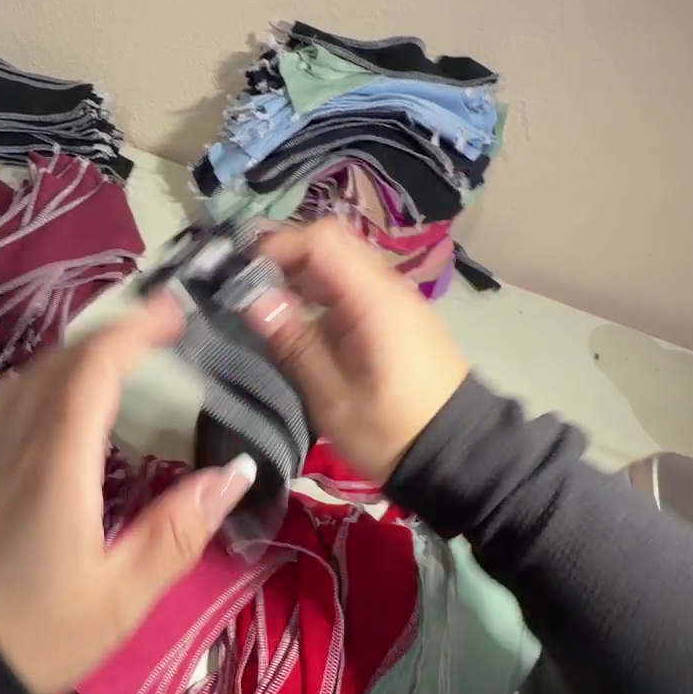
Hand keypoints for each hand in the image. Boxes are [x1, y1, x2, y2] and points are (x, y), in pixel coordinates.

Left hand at [0, 294, 255, 693]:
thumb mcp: (119, 598)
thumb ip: (176, 532)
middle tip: (162, 332)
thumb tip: (233, 472)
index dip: (134, 332)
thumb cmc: (36, 634)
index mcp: (55, 467)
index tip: (175, 311)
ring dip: (78, 355)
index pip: (92, 371)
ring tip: (123, 361)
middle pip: (60, 362)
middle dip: (112, 334)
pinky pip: (12, 403)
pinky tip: (68, 406)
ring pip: (30, 378)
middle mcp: (15, 445)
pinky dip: (49, 381)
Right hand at [244, 220, 470, 482]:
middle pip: (330, 245)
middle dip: (282, 258)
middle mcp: (386, 288)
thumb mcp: (332, 396)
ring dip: (298, 277)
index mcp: (373, 301)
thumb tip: (252, 298)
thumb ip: (293, 341)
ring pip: (339, 265)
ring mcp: (393, 301)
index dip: (276, 246)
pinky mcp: (392, 318)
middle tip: (242, 288)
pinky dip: (316, 293)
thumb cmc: (389, 429)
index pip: (321, 241)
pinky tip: (295, 322)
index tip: (240, 272)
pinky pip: (349, 288)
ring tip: (261, 305)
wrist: (452, 453)